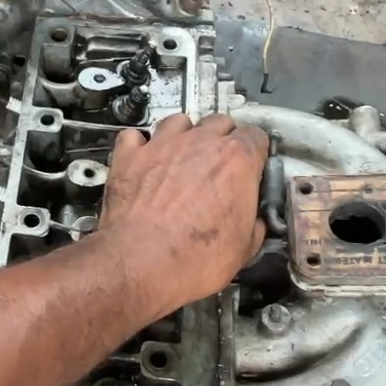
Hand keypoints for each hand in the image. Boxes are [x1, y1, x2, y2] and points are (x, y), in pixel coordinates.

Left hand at [97, 113, 267, 318]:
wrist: (141, 263)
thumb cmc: (191, 257)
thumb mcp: (244, 247)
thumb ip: (252, 222)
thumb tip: (252, 222)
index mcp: (237, 160)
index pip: (256, 137)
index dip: (254, 153)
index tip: (251, 165)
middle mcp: (200, 144)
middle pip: (219, 123)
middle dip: (222, 140)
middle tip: (219, 165)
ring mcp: (162, 146)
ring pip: (179, 122)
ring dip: (183, 135)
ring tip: (182, 157)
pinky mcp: (130, 157)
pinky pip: (134, 136)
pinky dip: (139, 144)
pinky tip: (143, 157)